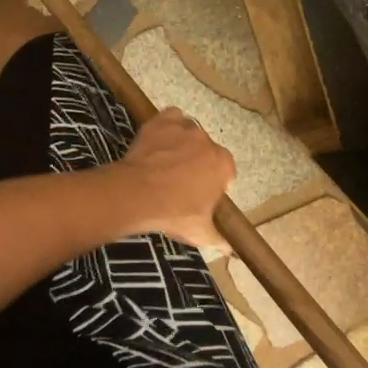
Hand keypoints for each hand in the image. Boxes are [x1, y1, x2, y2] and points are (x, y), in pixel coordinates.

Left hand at [108, 108, 235, 247]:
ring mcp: (183, 127)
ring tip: (167, 161)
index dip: (215, 183)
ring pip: (189, 132)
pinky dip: (169, 126)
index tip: (202, 194)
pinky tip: (160, 140)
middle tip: (181, 180)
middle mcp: (207, 141)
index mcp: (223, 164)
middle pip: (206, 151)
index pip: (226, 171)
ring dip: (183, 143)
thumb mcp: (202, 233)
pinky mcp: (161, 120)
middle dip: (198, 163)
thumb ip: (219, 239)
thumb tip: (229, 250)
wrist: (138, 193)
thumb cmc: (174, 212)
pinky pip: (171, 117)